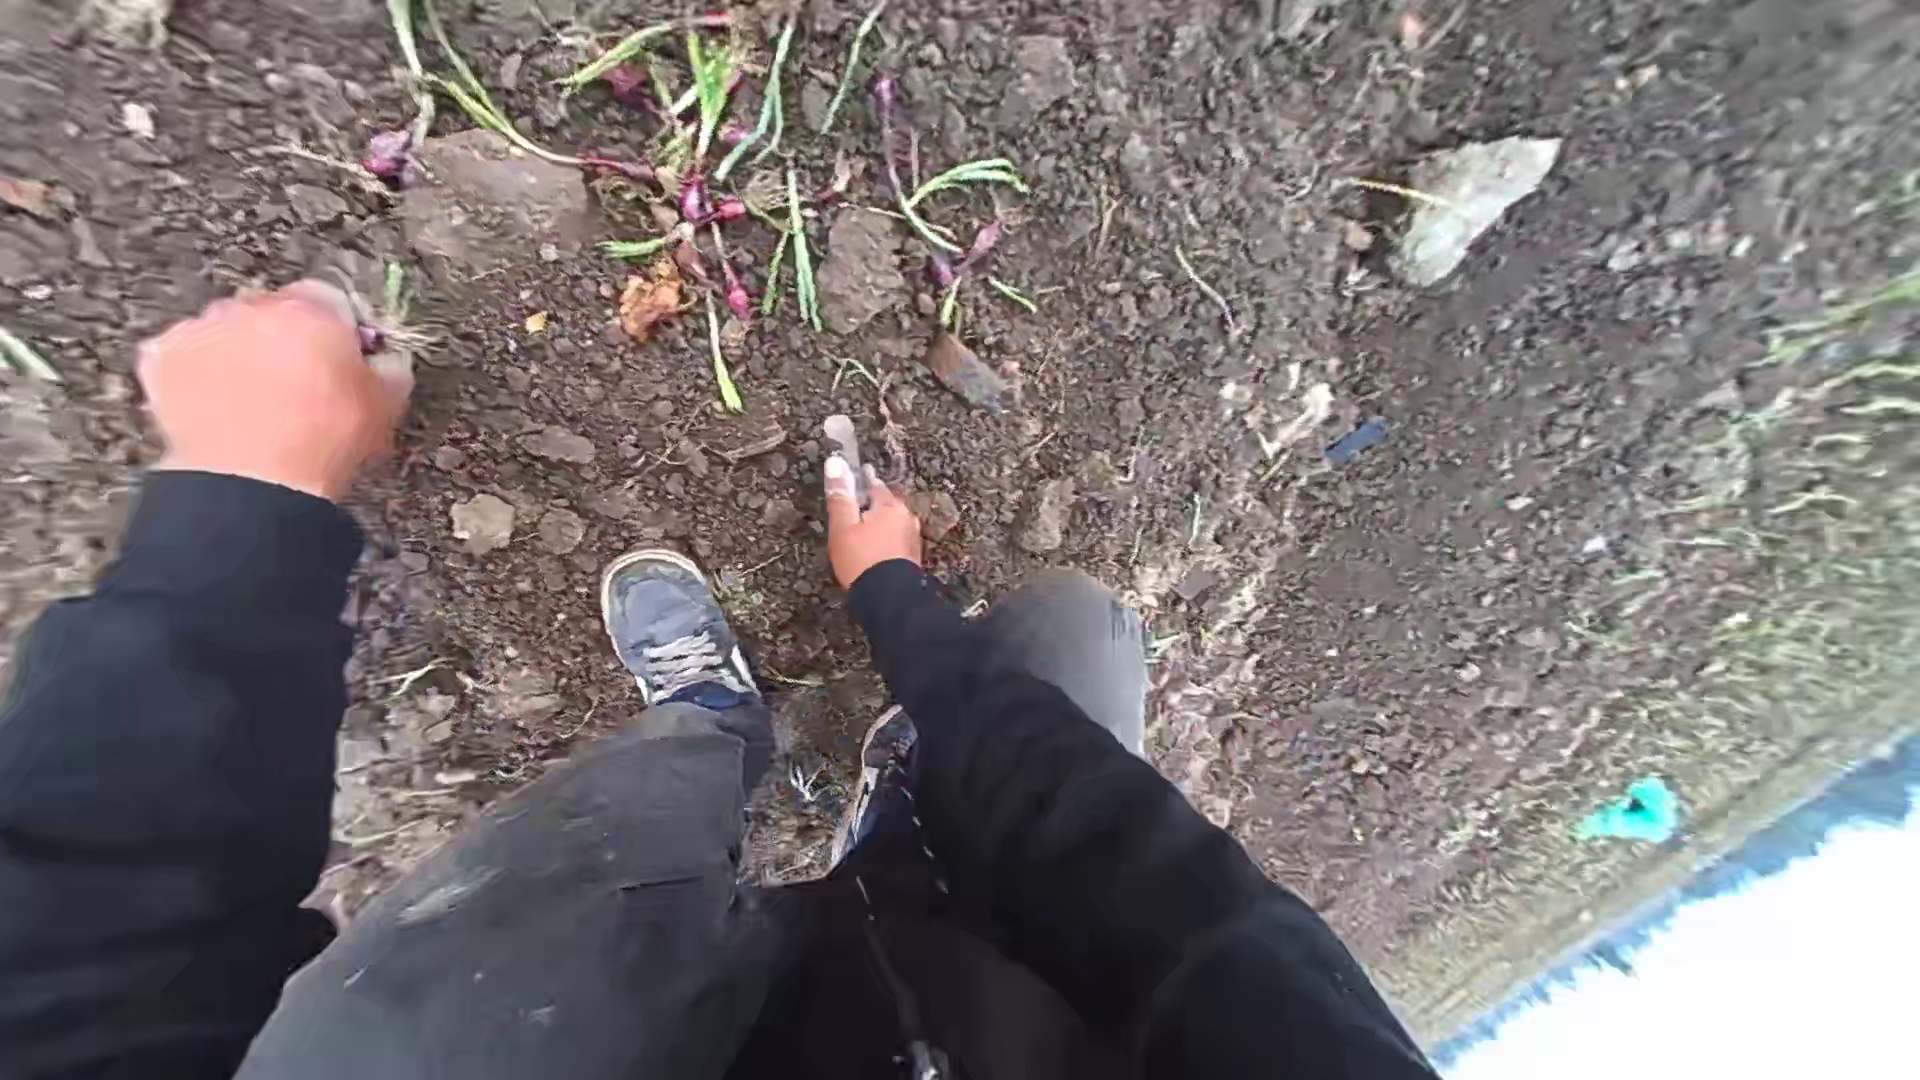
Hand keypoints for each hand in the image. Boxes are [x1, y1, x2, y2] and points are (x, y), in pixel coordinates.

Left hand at [138, 281, 413, 500]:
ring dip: (253, 349)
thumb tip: (385, 358)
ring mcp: (199, 330)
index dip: (347, 325)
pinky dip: (213, 368)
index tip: (355, 353)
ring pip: (234, 328)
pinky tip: (234, 400)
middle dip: (296, 335)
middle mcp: (250, 310)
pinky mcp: (161, 356)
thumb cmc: (331, 435)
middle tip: (315, 377)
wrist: (258, 474)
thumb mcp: (390, 402)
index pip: (331, 296)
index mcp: (312, 315)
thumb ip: (391, 367)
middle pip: (277, 308)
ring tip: (272, 394)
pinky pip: (194, 351)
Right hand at [824, 456, 921, 587]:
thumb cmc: (862, 561)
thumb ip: (840, 497)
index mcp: (890, 506)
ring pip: (893, 524)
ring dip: (880, 525)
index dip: (862, 483)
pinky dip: (885, 542)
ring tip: (863, 533)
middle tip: (856, 510)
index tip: (856, 479)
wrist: (890, 600)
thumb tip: (835, 462)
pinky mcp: (913, 558)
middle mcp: (907, 518)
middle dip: (873, 506)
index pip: (875, 485)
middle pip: (887, 505)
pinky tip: (875, 552)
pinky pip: (896, 541)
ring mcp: (912, 539)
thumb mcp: (843, 528)